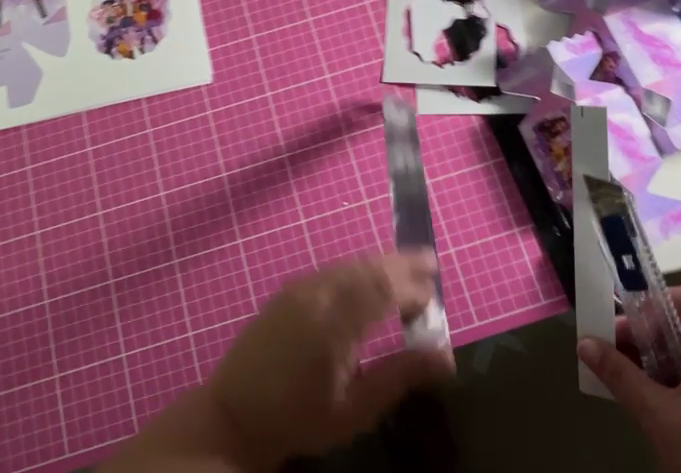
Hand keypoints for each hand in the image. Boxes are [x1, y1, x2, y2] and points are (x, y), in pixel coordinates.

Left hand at [207, 252, 454, 468]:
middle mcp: (317, 294)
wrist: (234, 415)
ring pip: (348, 265)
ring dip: (379, 264)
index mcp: (335, 321)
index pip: (383, 288)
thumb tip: (445, 358)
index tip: (435, 291)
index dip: (412, 285)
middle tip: (430, 263)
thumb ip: (400, 377)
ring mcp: (299, 289)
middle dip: (400, 263)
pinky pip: (331, 270)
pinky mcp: (287, 292)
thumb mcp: (356, 409)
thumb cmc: (299, 418)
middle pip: (366, 267)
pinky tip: (368, 280)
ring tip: (406, 269)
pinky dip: (357, 270)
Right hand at [577, 286, 680, 472]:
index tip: (622, 329)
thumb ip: (620, 375)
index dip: (651, 306)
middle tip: (612, 352)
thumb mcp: (658, 417)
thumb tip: (584, 343)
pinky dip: (675, 382)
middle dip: (646, 336)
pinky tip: (650, 400)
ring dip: (657, 361)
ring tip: (625, 377)